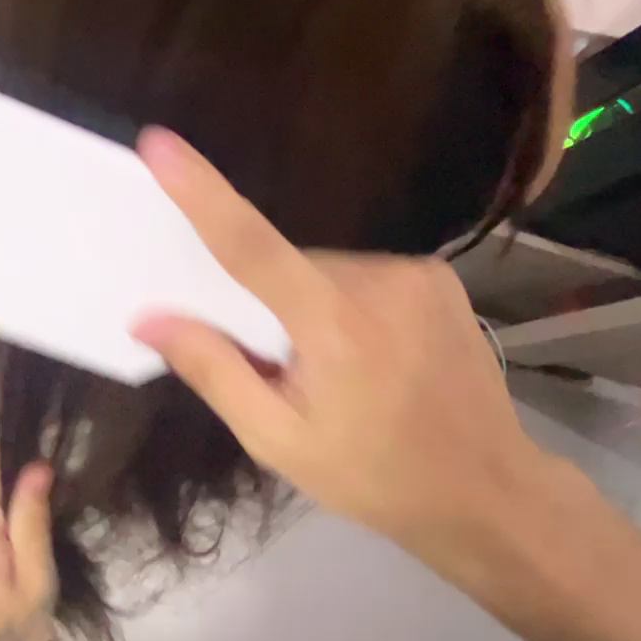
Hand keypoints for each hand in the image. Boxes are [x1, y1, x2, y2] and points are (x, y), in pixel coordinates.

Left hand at [0, 451, 56, 640]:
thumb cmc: (1, 631)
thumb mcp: (33, 581)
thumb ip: (31, 519)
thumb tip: (38, 464)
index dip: (30, 456)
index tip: (57, 473)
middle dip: (22, 490)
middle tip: (49, 525)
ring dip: (8, 509)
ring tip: (29, 546)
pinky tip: (8, 554)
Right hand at [130, 128, 553, 553]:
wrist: (492, 494)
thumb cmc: (374, 475)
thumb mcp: (277, 440)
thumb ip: (213, 370)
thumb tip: (148, 319)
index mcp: (334, 325)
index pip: (250, 247)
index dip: (201, 193)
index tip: (161, 146)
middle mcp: (378, 279)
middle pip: (282, 263)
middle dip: (262, 301)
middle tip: (279, 363)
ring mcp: (415, 272)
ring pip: (318, 268)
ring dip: (304, 303)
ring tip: (332, 368)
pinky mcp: (436, 274)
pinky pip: (356, 274)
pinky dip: (340, 302)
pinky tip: (367, 351)